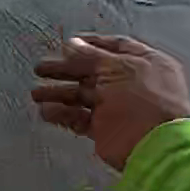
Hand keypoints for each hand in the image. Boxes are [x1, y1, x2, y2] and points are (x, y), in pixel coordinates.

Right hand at [32, 34, 189, 169]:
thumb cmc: (142, 100)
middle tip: (40, 69)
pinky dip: (62, 114)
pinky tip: (46, 111)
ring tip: (36, 94)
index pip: (114, 47)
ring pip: (82, 96)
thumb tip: (70, 44)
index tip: (65, 45)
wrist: (153, 146)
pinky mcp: (104, 128)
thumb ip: (90, 56)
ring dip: (58, 93)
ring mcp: (117, 107)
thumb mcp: (116, 68)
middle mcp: (130, 83)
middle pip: (91, 72)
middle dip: (65, 70)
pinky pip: (79, 118)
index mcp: (143, 63)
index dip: (89, 44)